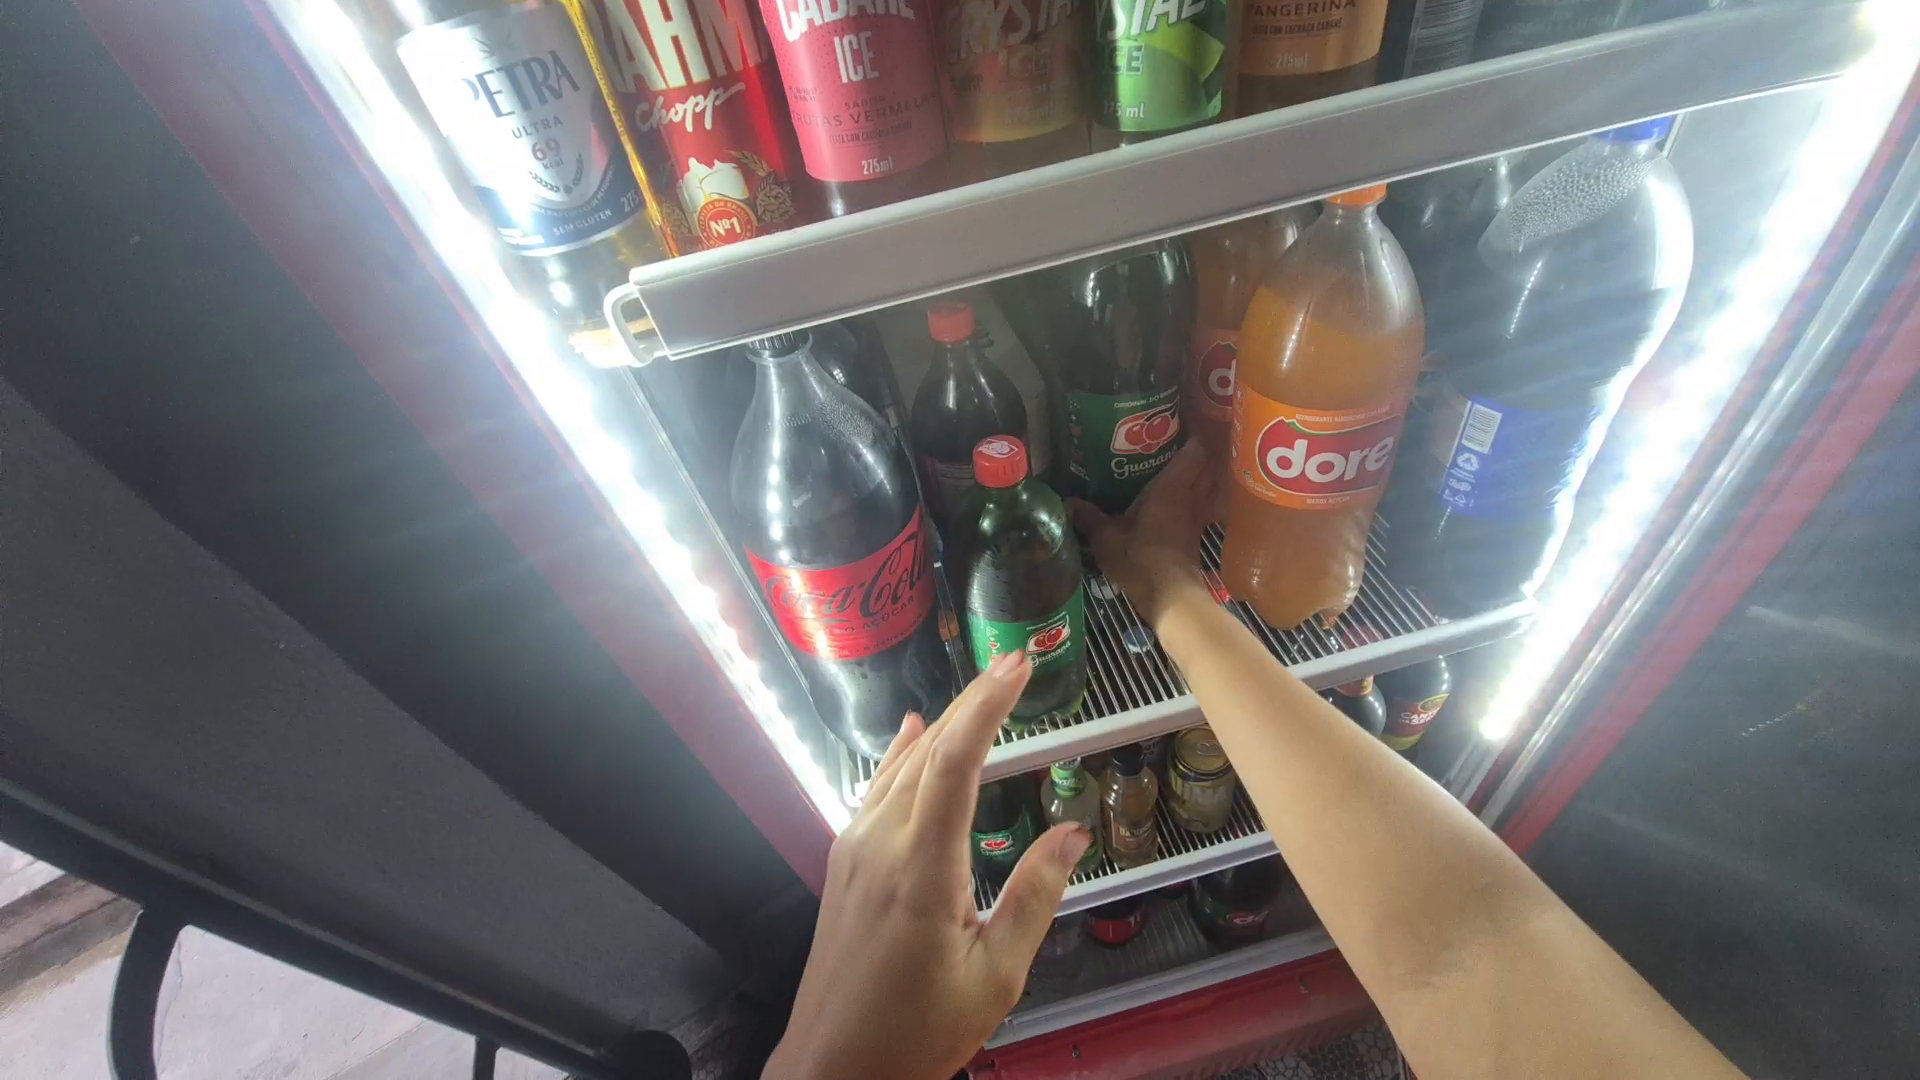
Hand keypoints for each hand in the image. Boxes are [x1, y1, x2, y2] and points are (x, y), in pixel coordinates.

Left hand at [764, 652, 1092, 1079]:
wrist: (832, 1069)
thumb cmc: (916, 1032)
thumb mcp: (995, 976)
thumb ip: (1035, 895)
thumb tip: (1072, 831)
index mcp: (921, 865)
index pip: (955, 760)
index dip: (987, 705)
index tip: (1016, 668)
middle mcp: (881, 840)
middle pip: (929, 747)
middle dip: (974, 699)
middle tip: (1012, 664)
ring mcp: (856, 845)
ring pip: (903, 762)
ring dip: (943, 720)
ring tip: (981, 689)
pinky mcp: (846, 857)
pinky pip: (879, 785)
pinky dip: (903, 751)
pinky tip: (911, 730)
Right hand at [1070, 441, 1216, 627]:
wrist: (1170, 597)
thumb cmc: (1140, 559)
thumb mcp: (1106, 538)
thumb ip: (1089, 517)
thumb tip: (1069, 502)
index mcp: (1171, 487)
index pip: (1194, 450)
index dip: (1192, 433)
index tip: (1180, 421)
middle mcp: (1190, 497)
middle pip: (1206, 465)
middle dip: (1198, 450)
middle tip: (1176, 440)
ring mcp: (1197, 517)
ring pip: (1208, 485)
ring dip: (1201, 474)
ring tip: (1178, 465)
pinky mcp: (1196, 535)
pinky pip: (1202, 505)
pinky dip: (1196, 497)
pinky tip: (1179, 499)